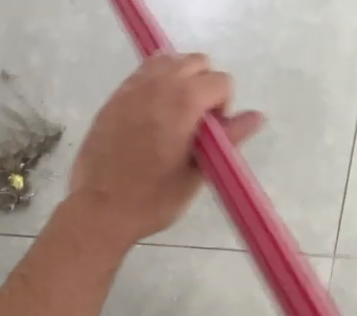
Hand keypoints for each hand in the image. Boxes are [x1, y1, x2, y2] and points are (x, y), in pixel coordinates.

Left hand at [67, 53, 263, 243]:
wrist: (99, 212)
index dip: (223, 108)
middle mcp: (157, 85)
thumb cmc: (151, 202)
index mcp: (183, 101)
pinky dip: (152, 89)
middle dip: (202, 88)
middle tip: (193, 127)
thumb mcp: (195, 175)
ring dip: (177, 82)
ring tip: (172, 120)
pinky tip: (148, 121)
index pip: (220, 81)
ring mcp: (131, 90)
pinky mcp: (112, 101)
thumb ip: (227, 140)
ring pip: (166, 62)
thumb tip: (256, 117)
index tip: (210, 137)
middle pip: (194, 63)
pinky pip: (140, 77)